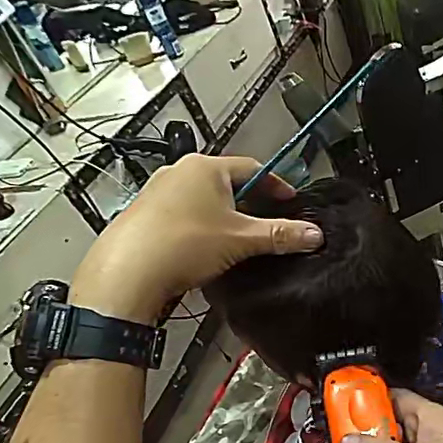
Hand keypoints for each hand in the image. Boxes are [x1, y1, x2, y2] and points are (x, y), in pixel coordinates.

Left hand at [70, 154, 321, 321]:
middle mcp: (179, 172)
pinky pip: (185, 214)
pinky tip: (209, 250)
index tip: (292, 203)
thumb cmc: (184, 244)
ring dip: (226, 217)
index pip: (253, 168)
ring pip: (205, 200)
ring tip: (241, 241)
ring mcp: (158, 192)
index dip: (277, 186)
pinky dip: (203, 227)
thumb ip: (281, 235)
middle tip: (270, 225)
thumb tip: (314, 235)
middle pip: (228, 183)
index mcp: (205, 167)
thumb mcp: (242, 239)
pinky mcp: (145, 214)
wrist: (127, 274)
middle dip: (252, 203)